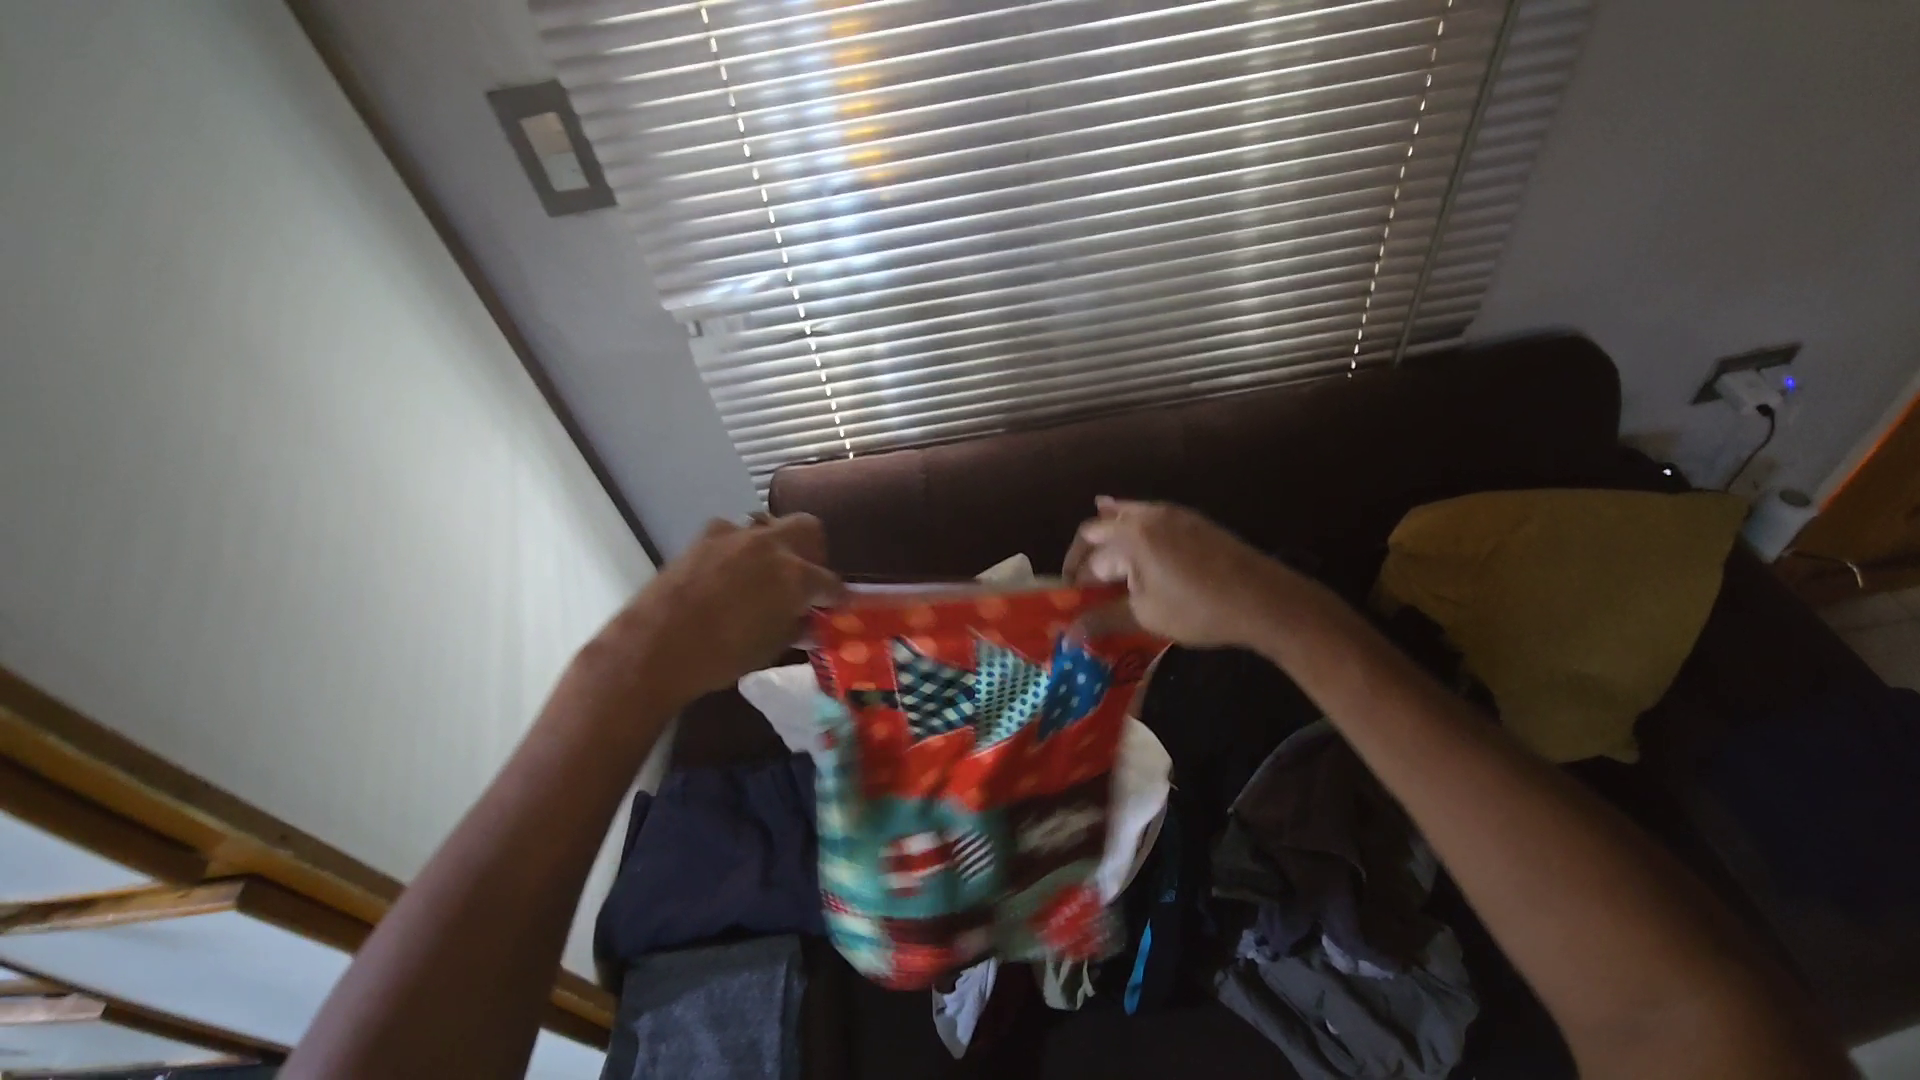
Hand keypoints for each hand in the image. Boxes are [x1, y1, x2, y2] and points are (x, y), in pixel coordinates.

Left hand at [587, 515, 842, 709]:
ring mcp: (735, 536)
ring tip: (765, 571)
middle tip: (805, 575)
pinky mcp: (704, 537)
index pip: (830, 581)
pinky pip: (733, 534)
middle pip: (807, 528)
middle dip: (813, 550)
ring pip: (767, 525)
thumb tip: (808, 622)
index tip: (836, 605)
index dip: (836, 595)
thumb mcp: (769, 649)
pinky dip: (739, 549)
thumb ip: (795, 628)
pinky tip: (729, 572)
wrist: (655, 645)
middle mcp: (770, 546)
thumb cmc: (720, 657)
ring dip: (773, 544)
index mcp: (795, 576)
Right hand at [1063, 498, 1288, 647]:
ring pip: (1127, 517)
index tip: (1071, 602)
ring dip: (1110, 538)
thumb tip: (1067, 636)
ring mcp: (1174, 514)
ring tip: (1101, 561)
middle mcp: (1147, 515)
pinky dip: (1134, 528)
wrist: (1264, 600)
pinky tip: (1136, 541)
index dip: (1074, 578)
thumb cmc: (1198, 609)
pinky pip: (1151, 518)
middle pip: (1101, 528)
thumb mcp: (1146, 617)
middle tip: (1083, 586)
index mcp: (1129, 536)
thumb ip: (1103, 619)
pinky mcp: (1194, 523)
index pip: (1087, 554)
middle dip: (1088, 555)